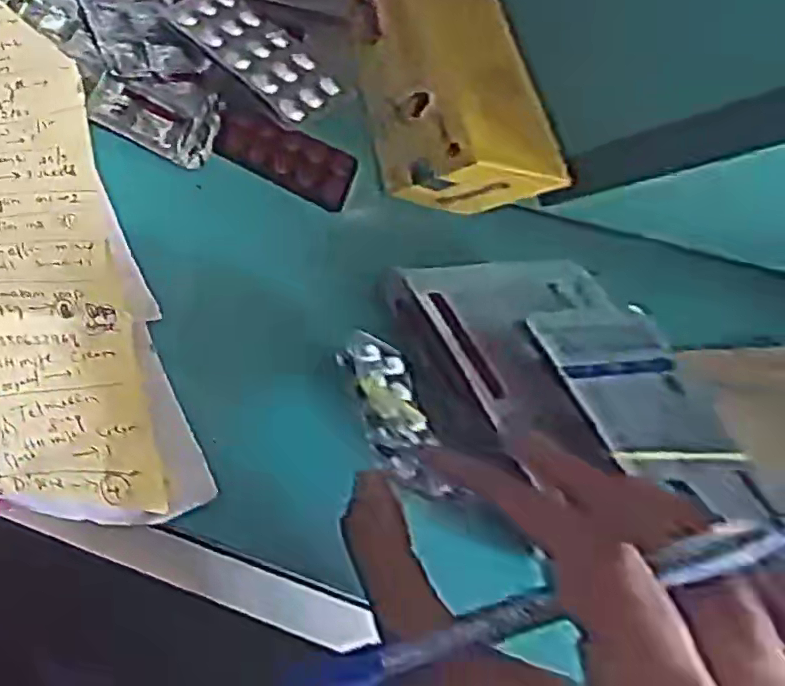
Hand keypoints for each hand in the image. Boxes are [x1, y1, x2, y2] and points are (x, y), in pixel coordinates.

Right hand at [342, 435, 784, 685]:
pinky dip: (736, 575)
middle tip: (529, 453)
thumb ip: (395, 573)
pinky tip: (687, 547)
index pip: (592, 551)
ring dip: (670, 522)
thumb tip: (371, 490)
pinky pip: (782, 625)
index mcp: (651, 685)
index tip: (451, 466)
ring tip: (606, 486)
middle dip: (595, 488)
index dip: (511, 491)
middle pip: (690, 560)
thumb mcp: (439, 667)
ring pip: (757, 589)